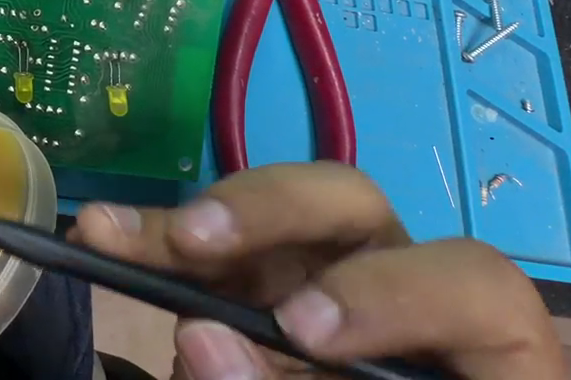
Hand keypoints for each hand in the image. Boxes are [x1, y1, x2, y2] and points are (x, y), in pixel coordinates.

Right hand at [72, 162, 563, 379]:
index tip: (298, 328)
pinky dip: (148, 239)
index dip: (394, 294)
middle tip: (195, 242)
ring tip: (107, 233)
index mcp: (472, 362)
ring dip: (179, 219)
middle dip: (266, 211)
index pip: (474, 290)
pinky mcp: (250, 280)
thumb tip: (202, 337)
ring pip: (258, 209)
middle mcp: (394, 295)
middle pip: (352, 207)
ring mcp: (314, 277)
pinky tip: (97, 236)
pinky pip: (202, 241)